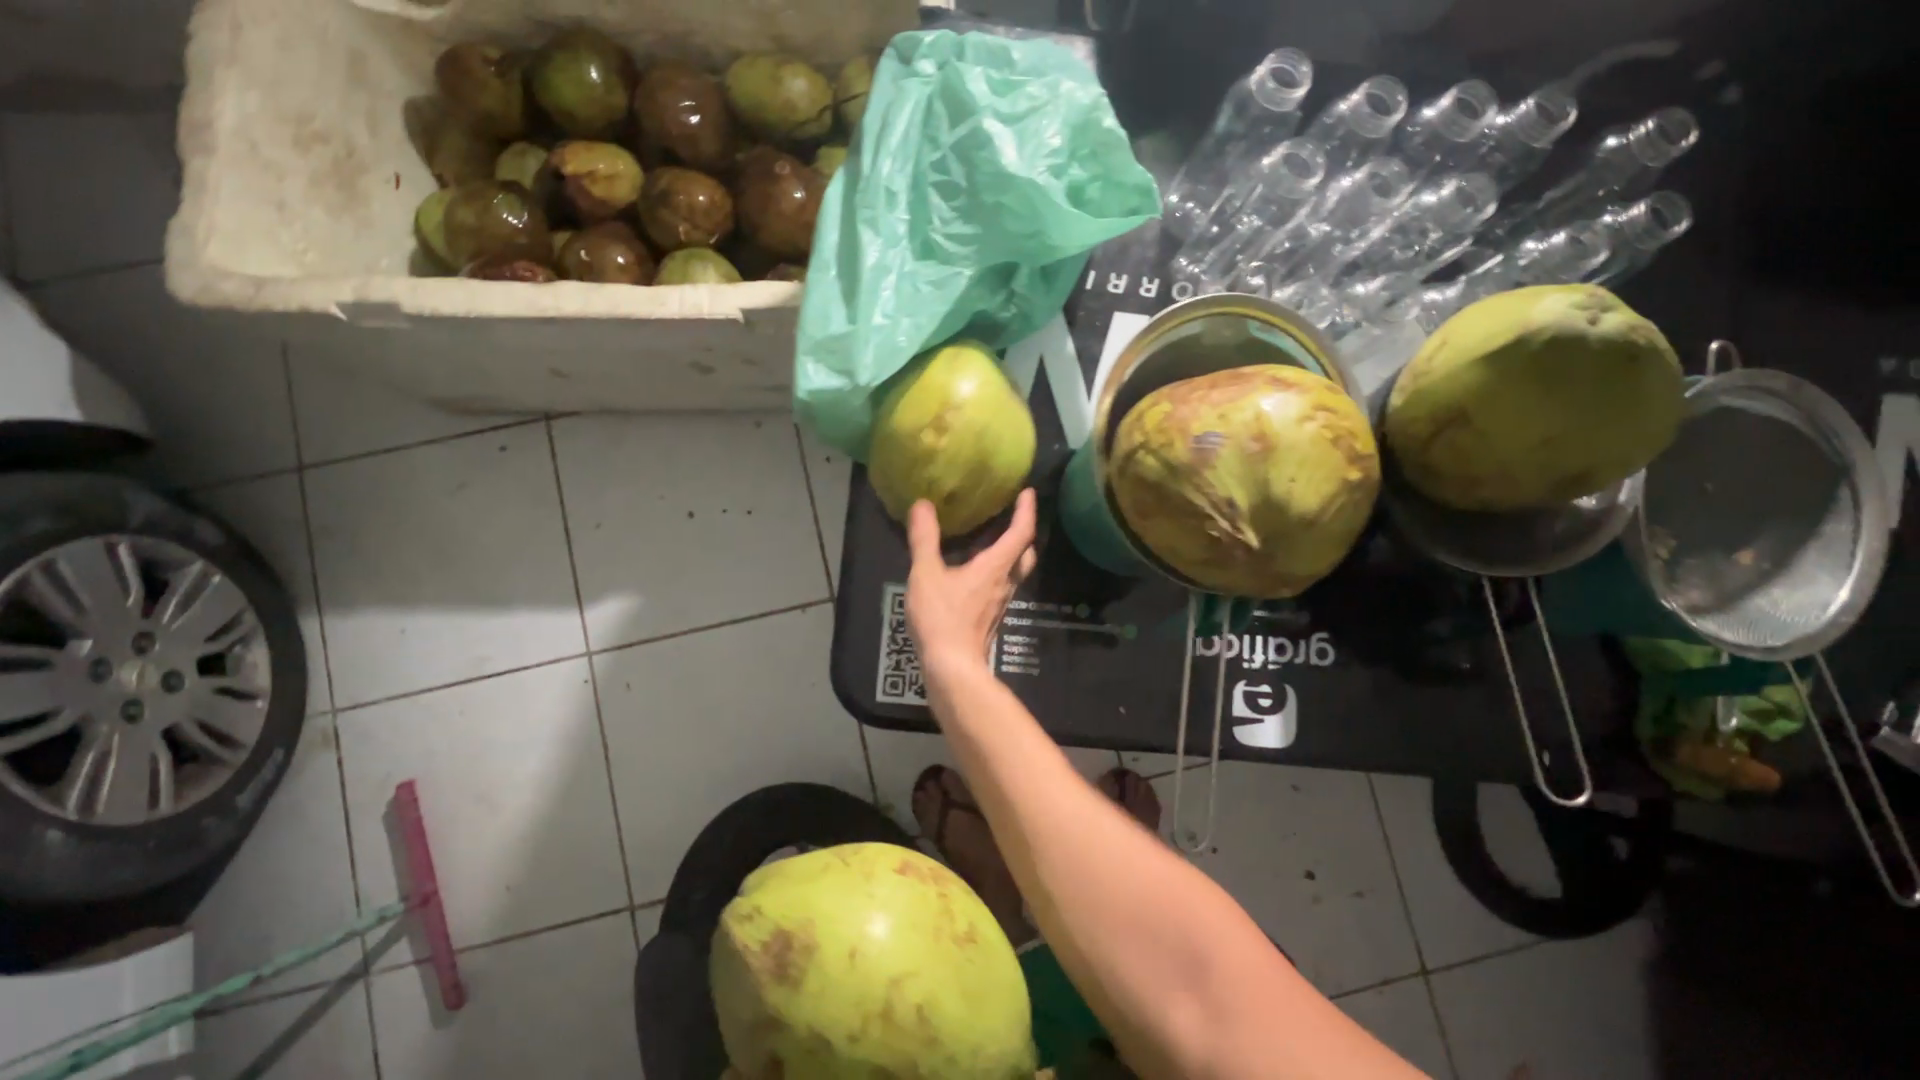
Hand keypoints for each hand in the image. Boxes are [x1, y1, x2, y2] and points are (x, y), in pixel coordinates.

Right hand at [906, 489, 1038, 681]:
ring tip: (994, 537)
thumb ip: (924, 539)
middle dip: (1025, 532)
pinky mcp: (990, 616)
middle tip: (1016, 515)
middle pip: (1026, 553)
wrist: (952, 666)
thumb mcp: (926, 574)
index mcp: (996, 567)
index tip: (1028, 492)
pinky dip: (996, 570)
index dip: (1027, 510)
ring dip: (1011, 552)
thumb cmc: (942, 618)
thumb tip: (922, 504)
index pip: (1021, 533)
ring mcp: (1000, 602)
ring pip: (1014, 571)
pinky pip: (1001, 585)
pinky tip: (976, 570)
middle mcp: (1005, 582)